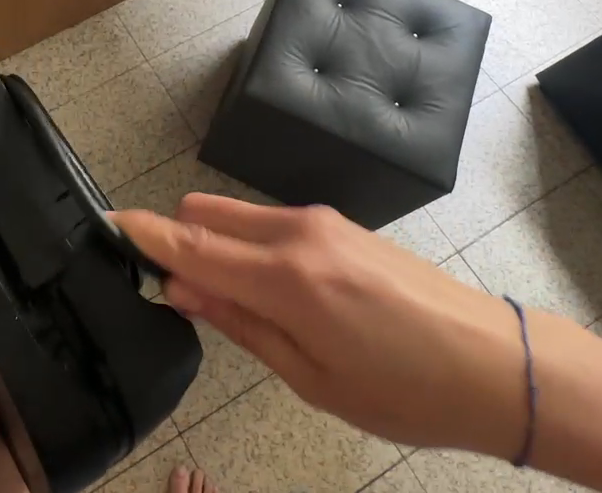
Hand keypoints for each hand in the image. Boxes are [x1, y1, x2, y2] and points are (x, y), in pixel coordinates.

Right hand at [114, 194, 531, 457]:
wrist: (495, 361)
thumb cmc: (403, 389)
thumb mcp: (311, 375)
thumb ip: (238, 322)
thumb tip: (177, 290)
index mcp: (285, 278)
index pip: (190, 244)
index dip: (143, 233)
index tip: (106, 225)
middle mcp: (294, 232)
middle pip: (203, 212)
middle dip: (176, 237)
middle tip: (174, 287)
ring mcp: (317, 220)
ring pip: (234, 213)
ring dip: (212, 240)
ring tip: (228, 297)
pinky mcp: (336, 221)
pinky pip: (266, 220)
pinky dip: (245, 242)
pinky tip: (269, 286)